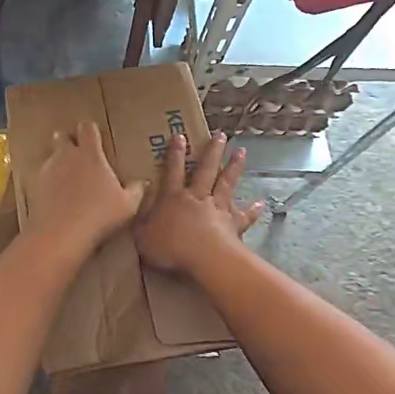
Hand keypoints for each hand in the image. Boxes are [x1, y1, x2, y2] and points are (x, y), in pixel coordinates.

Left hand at [23, 122, 145, 256]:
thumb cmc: (99, 215)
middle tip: (79, 155)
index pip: (87, 128)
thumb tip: (144, 183)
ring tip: (70, 181)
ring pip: (51, 157)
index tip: (96, 138)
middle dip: (68, 141)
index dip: (91, 130)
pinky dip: (49, 184)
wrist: (60, 235)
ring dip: (59, 164)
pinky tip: (58, 199)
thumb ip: (136, 190)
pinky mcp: (34, 188)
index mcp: (89, 154)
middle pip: (62, 136)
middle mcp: (65, 156)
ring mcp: (47, 171)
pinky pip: (42, 179)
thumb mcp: (127, 205)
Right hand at [135, 133, 266, 278]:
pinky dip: (252, 210)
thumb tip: (134, 204)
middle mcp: (198, 197)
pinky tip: (260, 203)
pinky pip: (244, 215)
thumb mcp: (142, 236)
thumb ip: (139, 220)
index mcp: (174, 198)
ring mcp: (218, 208)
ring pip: (226, 184)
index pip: (173, 171)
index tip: (181, 136)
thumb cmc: (171, 247)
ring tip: (242, 152)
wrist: (204, 258)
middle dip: (213, 151)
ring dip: (234, 167)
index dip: (176, 154)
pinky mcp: (234, 224)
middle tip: (221, 135)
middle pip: (206, 169)